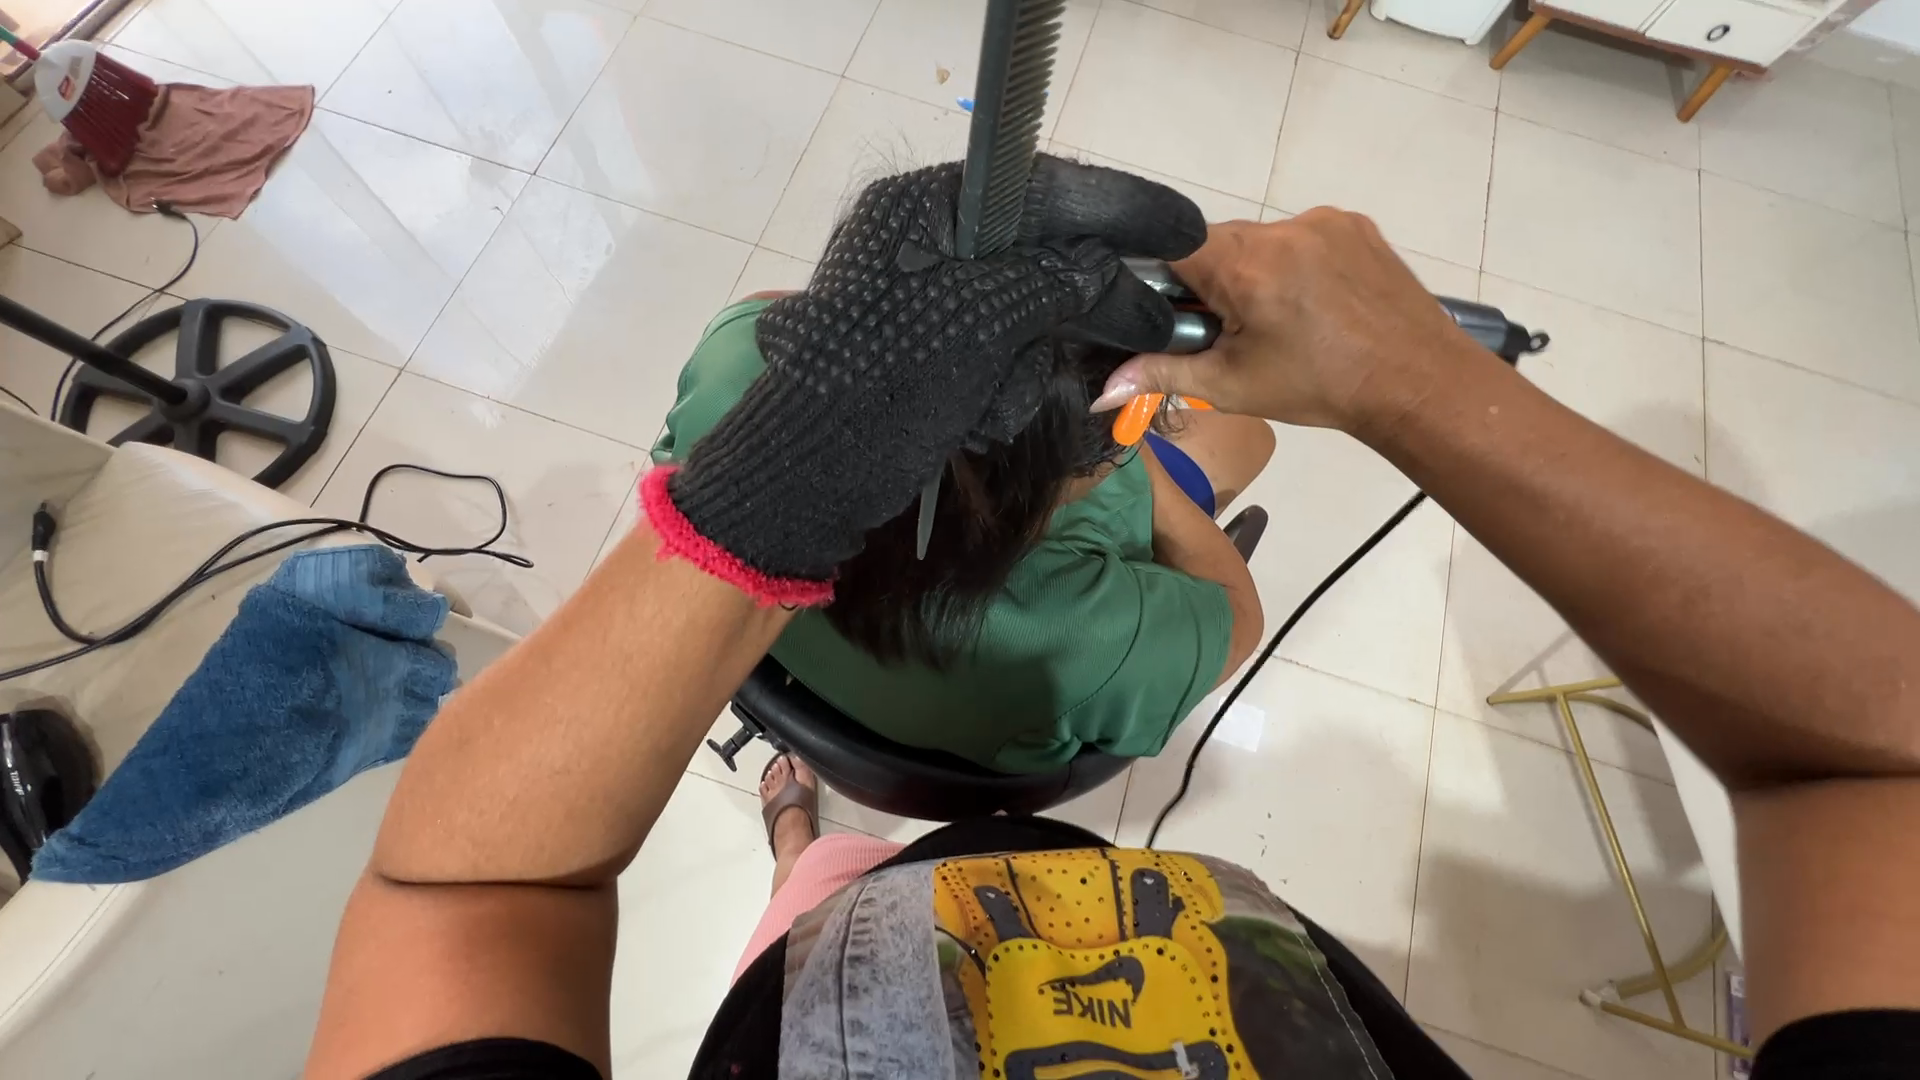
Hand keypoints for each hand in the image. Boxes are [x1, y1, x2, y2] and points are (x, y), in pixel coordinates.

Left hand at [652, 156, 1205, 601]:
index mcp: (921, 210)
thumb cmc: (883, 389)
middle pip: (1036, 252)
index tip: (1182, 228)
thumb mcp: (976, 322)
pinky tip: (985, 416)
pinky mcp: (930, 356)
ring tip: (1023, 393)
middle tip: (1153, 321)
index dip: (1116, 207)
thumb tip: (1113, 270)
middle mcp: (923, 246)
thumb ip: (1051, 280)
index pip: (1038, 190)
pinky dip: (1006, 387)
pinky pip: (996, 355)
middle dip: (1087, 294)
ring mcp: (925, 304)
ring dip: (1034, 358)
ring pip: (1022, 311)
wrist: (811, 480)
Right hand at [1091, 210, 1484, 433]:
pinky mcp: (1354, 223)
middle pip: (1216, 240)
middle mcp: (1283, 229)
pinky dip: (1289, 263)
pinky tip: (1307, 301)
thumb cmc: (1315, 388)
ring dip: (1250, 270)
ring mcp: (1323, 221)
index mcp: (1246, 266)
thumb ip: (1161, 374)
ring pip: (1258, 238)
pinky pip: (1298, 235)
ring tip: (1273, 318)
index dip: (1162, 274)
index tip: (1170, 310)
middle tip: (1222, 326)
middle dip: (1209, 278)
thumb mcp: (1229, 386)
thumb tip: (1100, 393)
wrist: (1415, 380)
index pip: (1174, 243)